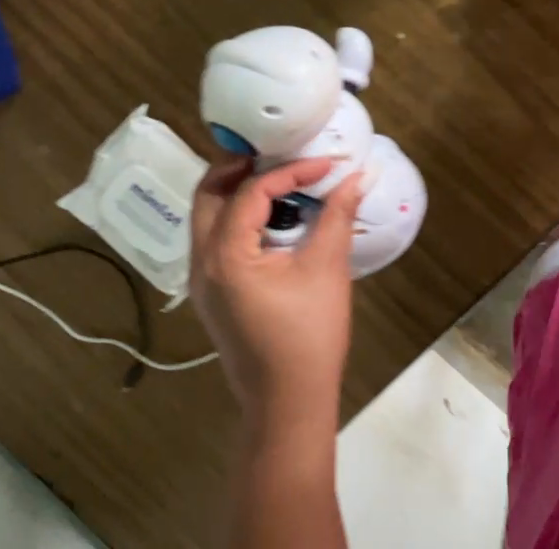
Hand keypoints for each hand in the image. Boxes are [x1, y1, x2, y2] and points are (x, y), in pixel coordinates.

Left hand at [191, 157, 362, 420]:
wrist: (288, 403)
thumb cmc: (309, 337)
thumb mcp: (327, 269)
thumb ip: (338, 216)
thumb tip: (356, 176)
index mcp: (226, 255)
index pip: (251, 191)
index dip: (289, 170)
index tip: (326, 165)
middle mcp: (202, 263)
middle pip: (209, 194)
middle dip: (241, 167)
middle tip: (281, 155)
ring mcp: (202, 281)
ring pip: (207, 216)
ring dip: (237, 192)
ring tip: (279, 180)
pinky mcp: (211, 294)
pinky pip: (214, 239)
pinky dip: (237, 217)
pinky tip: (273, 219)